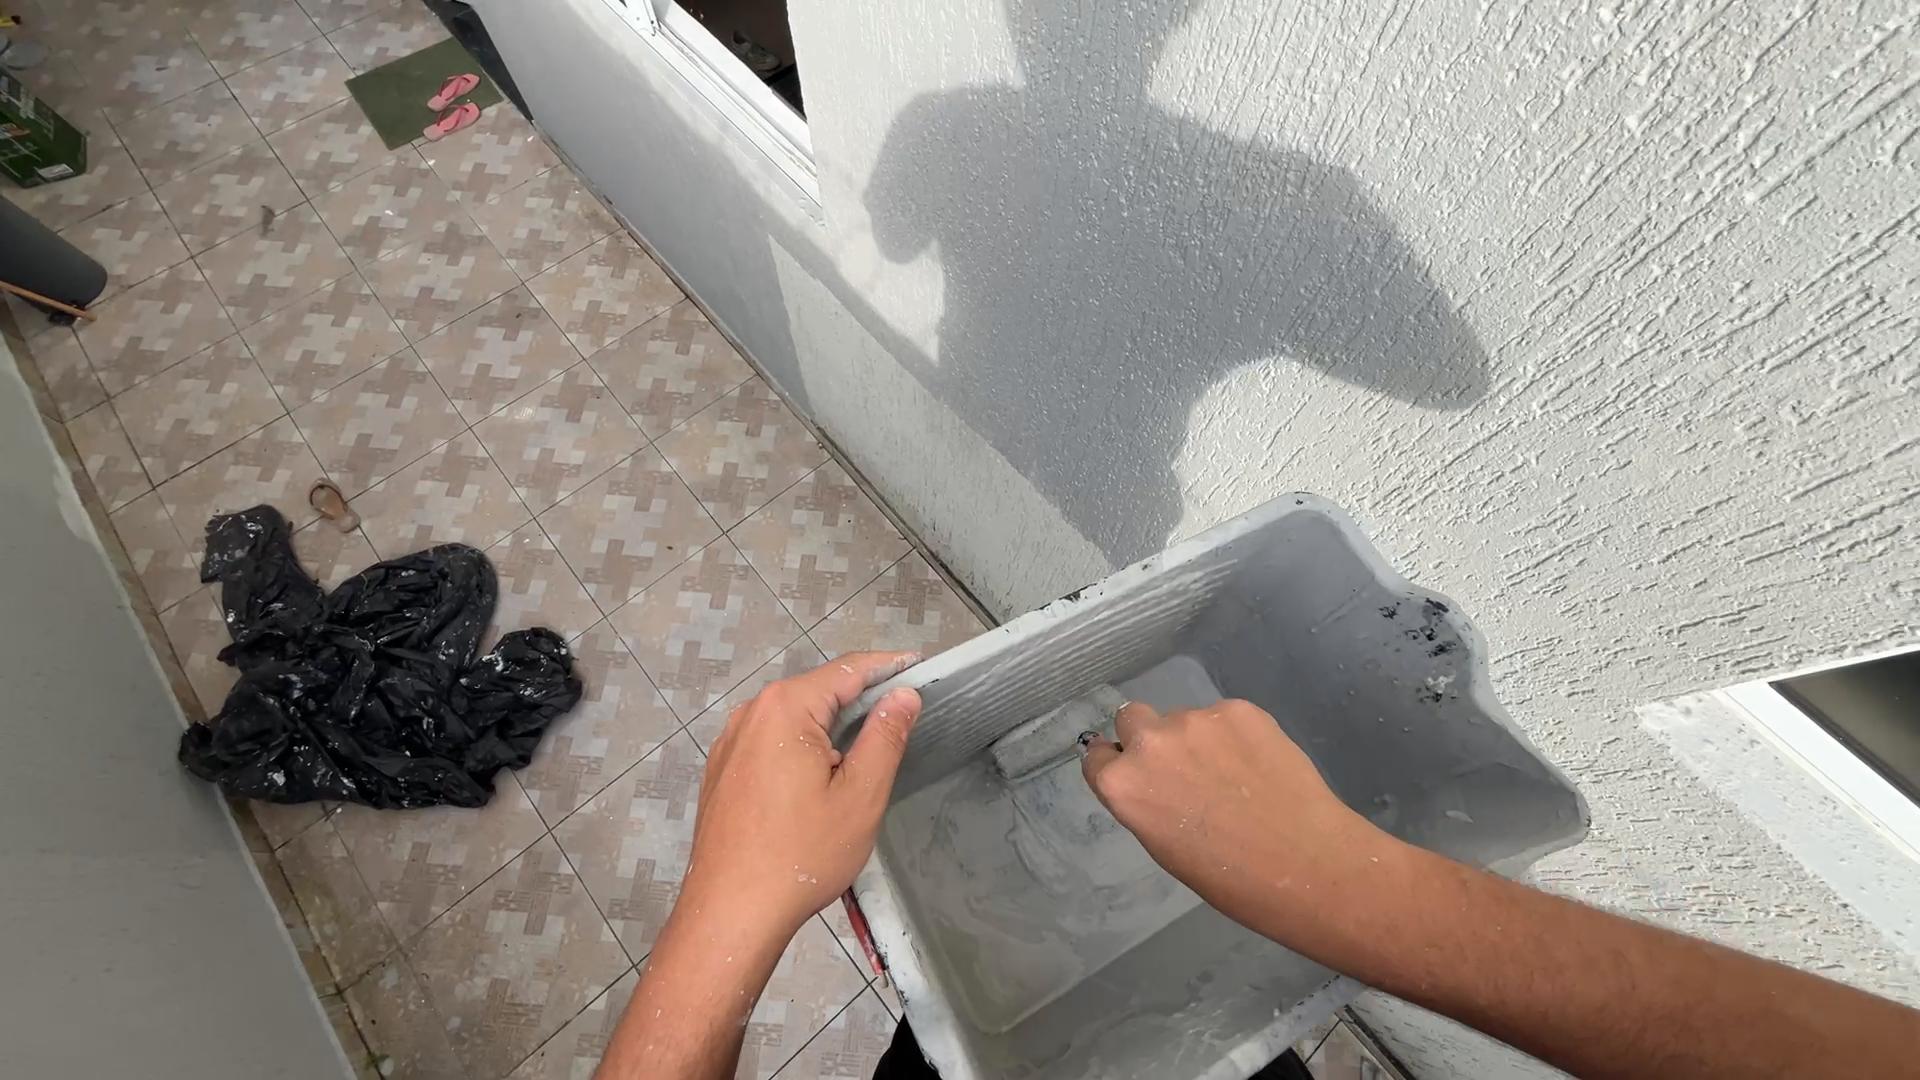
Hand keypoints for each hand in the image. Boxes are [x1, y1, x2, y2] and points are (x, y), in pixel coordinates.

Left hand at [681, 652, 923, 941]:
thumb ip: (886, 736)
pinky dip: (803, 745)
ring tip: (867, 748)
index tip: (919, 668)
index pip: (848, 669)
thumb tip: (903, 695)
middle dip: (861, 698)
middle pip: (819, 690)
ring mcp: (731, 741)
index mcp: (785, 708)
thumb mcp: (860, 795)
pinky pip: (773, 740)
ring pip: (796, 716)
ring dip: (832, 725)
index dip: (888, 667)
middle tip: (902, 715)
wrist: (728, 915)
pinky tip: (820, 776)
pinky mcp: (723, 769)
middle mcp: (752, 713)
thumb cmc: (800, 854)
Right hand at [1081, 700, 1393, 933]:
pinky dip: (1235, 736)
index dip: (1116, 764)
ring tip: (1236, 775)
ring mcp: (1195, 720)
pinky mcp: (1238, 709)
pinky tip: (1261, 766)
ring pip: (1183, 718)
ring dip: (1198, 739)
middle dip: (1149, 737)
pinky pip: (1224, 717)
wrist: (1312, 867)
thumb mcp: (1165, 846)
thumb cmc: (1232, 880)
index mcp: (1123, 784)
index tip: (1137, 776)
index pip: (1096, 755)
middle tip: (1184, 768)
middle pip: (1131, 718)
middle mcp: (1149, 742)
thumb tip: (1149, 778)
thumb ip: (1144, 799)